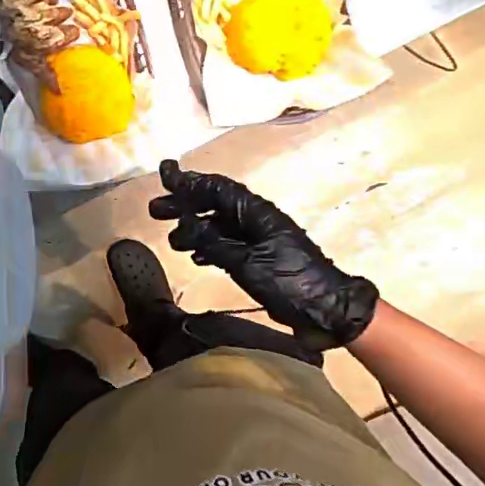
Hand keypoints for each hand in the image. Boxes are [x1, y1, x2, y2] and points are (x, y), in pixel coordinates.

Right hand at [148, 160, 377, 349]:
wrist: (328, 311)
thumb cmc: (289, 281)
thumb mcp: (247, 262)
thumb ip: (214, 242)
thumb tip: (185, 223)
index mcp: (255, 213)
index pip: (217, 188)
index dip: (189, 180)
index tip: (165, 173)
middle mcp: (255, 221)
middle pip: (214, 205)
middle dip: (185, 205)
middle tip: (156, 210)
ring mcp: (259, 241)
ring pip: (219, 227)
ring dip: (194, 229)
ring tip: (171, 240)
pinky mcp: (260, 260)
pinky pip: (228, 246)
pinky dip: (209, 249)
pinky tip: (195, 257)